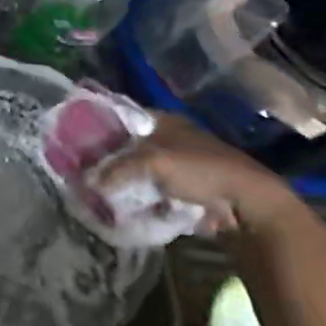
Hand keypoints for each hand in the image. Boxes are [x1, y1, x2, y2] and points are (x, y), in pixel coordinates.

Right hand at [91, 114, 296, 234]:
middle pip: (127, 147)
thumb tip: (87, 181)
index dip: (100, 127)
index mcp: (163, 122)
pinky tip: (118, 207)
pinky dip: (137, 200)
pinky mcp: (182, 192)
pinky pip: (150, 194)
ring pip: (137, 173)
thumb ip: (116, 169)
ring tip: (94, 192)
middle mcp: (168, 140)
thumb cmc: (200, 170)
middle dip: (107, 160)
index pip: (122, 118)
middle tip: (82, 170)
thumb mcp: (152, 162)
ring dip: (122, 183)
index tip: (78, 141)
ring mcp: (176, 167)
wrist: (247, 205)